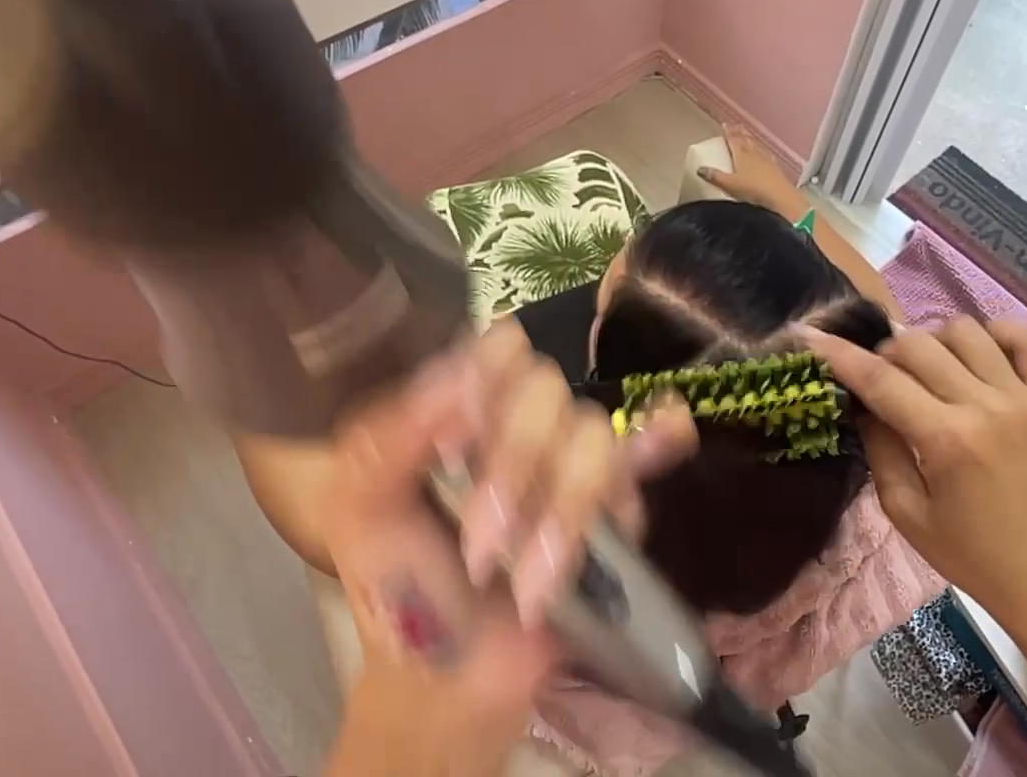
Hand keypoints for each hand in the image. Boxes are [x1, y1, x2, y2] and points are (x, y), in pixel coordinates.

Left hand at [323, 322, 694, 770]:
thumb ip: (385, 439)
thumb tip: (454, 379)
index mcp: (465, 409)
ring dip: (560, 512)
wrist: (451, 677)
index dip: (488, 381)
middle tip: (479, 544)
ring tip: (525, 581)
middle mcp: (522, 421)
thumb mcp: (358, 512)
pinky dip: (662, 436)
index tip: (457, 442)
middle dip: (515, 468)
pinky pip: (647, 455)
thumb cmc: (399, 586)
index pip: (498, 349)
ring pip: (593, 438)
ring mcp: (573, 460)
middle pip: (547, 390)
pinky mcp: (616, 507)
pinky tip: (668, 436)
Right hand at [697, 124, 804, 214]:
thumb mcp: (730, 184)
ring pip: (757, 145)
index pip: (734, 139)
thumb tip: (699, 169)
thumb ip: (715, 176)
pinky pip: (767, 154)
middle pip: (746, 139)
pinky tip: (765, 152)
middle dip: (740, 132)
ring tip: (748, 135)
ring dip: (751, 139)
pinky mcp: (776, 168)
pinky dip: (763, 150)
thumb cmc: (753, 190)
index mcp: (742, 155)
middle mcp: (755, 153)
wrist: (780, 197)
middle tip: (736, 125)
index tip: (725, 124)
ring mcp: (767, 160)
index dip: (729, 131)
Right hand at [803, 318, 1026, 619]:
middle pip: (919, 345)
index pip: (882, 380)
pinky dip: (998, 334)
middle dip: (886, 352)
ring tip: (932, 370)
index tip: (814, 339)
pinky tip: (981, 355)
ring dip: (935, 342)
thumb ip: (879, 446)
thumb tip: (862, 398)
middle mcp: (988, 409)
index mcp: (948, 441)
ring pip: (966, 331)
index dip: (842, 356)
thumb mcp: (904, 510)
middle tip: (884, 376)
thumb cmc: (966, 551)